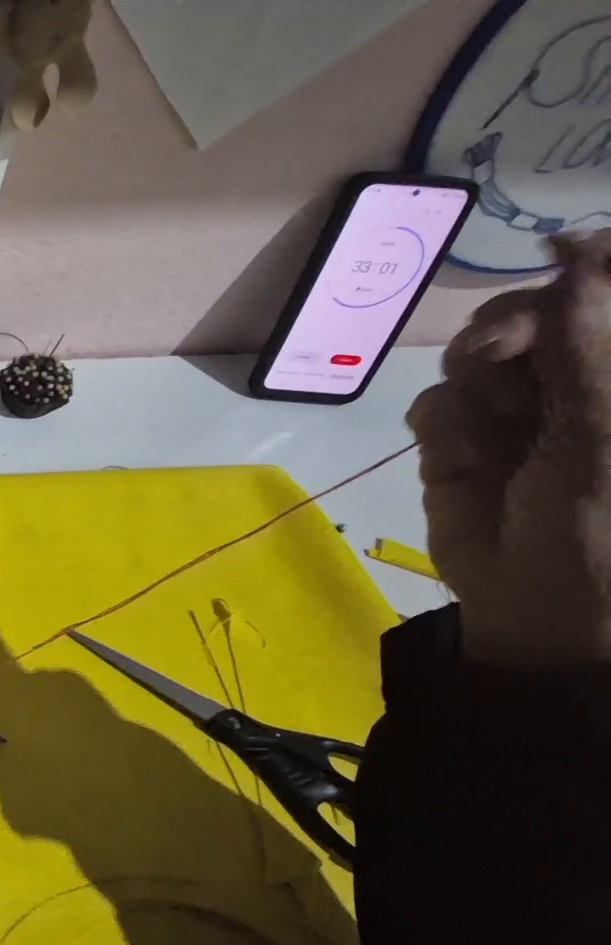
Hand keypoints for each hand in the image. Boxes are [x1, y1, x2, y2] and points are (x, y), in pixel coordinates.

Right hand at [406, 231, 610, 665]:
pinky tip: (464, 459)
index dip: (592, 265)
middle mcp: (579, 380)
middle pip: (534, 313)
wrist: (538, 605)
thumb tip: (575, 253)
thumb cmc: (602, 526)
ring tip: (492, 425)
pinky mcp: (462, 441)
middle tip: (501, 349)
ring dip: (476, 385)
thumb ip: (590, 345)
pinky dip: (444, 429)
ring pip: (475, 359)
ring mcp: (518, 411)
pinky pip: (434, 406)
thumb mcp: (601, 430)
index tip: (564, 253)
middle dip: (511, 327)